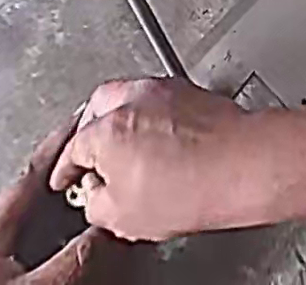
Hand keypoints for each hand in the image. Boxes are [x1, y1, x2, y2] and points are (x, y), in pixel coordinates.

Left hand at [0, 118, 130, 284]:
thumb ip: (75, 258)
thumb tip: (114, 228)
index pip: (30, 175)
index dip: (61, 143)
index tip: (85, 116)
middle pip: (47, 205)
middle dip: (81, 185)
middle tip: (113, 167)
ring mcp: (8, 277)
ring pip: (55, 237)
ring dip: (86, 224)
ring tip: (116, 210)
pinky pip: (59, 262)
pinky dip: (82, 253)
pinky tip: (104, 254)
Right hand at [50, 78, 305, 241]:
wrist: (239, 163)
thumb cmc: (190, 186)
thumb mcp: (124, 217)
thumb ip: (97, 202)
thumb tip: (96, 194)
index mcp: (108, 128)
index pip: (73, 147)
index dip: (66, 168)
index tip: (66, 177)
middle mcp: (132, 98)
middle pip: (96, 108)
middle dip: (89, 131)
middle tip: (91, 155)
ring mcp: (161, 88)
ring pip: (126, 95)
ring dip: (118, 118)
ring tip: (124, 148)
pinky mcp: (186, 89)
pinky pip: (154, 97)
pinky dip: (146, 114)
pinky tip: (155, 137)